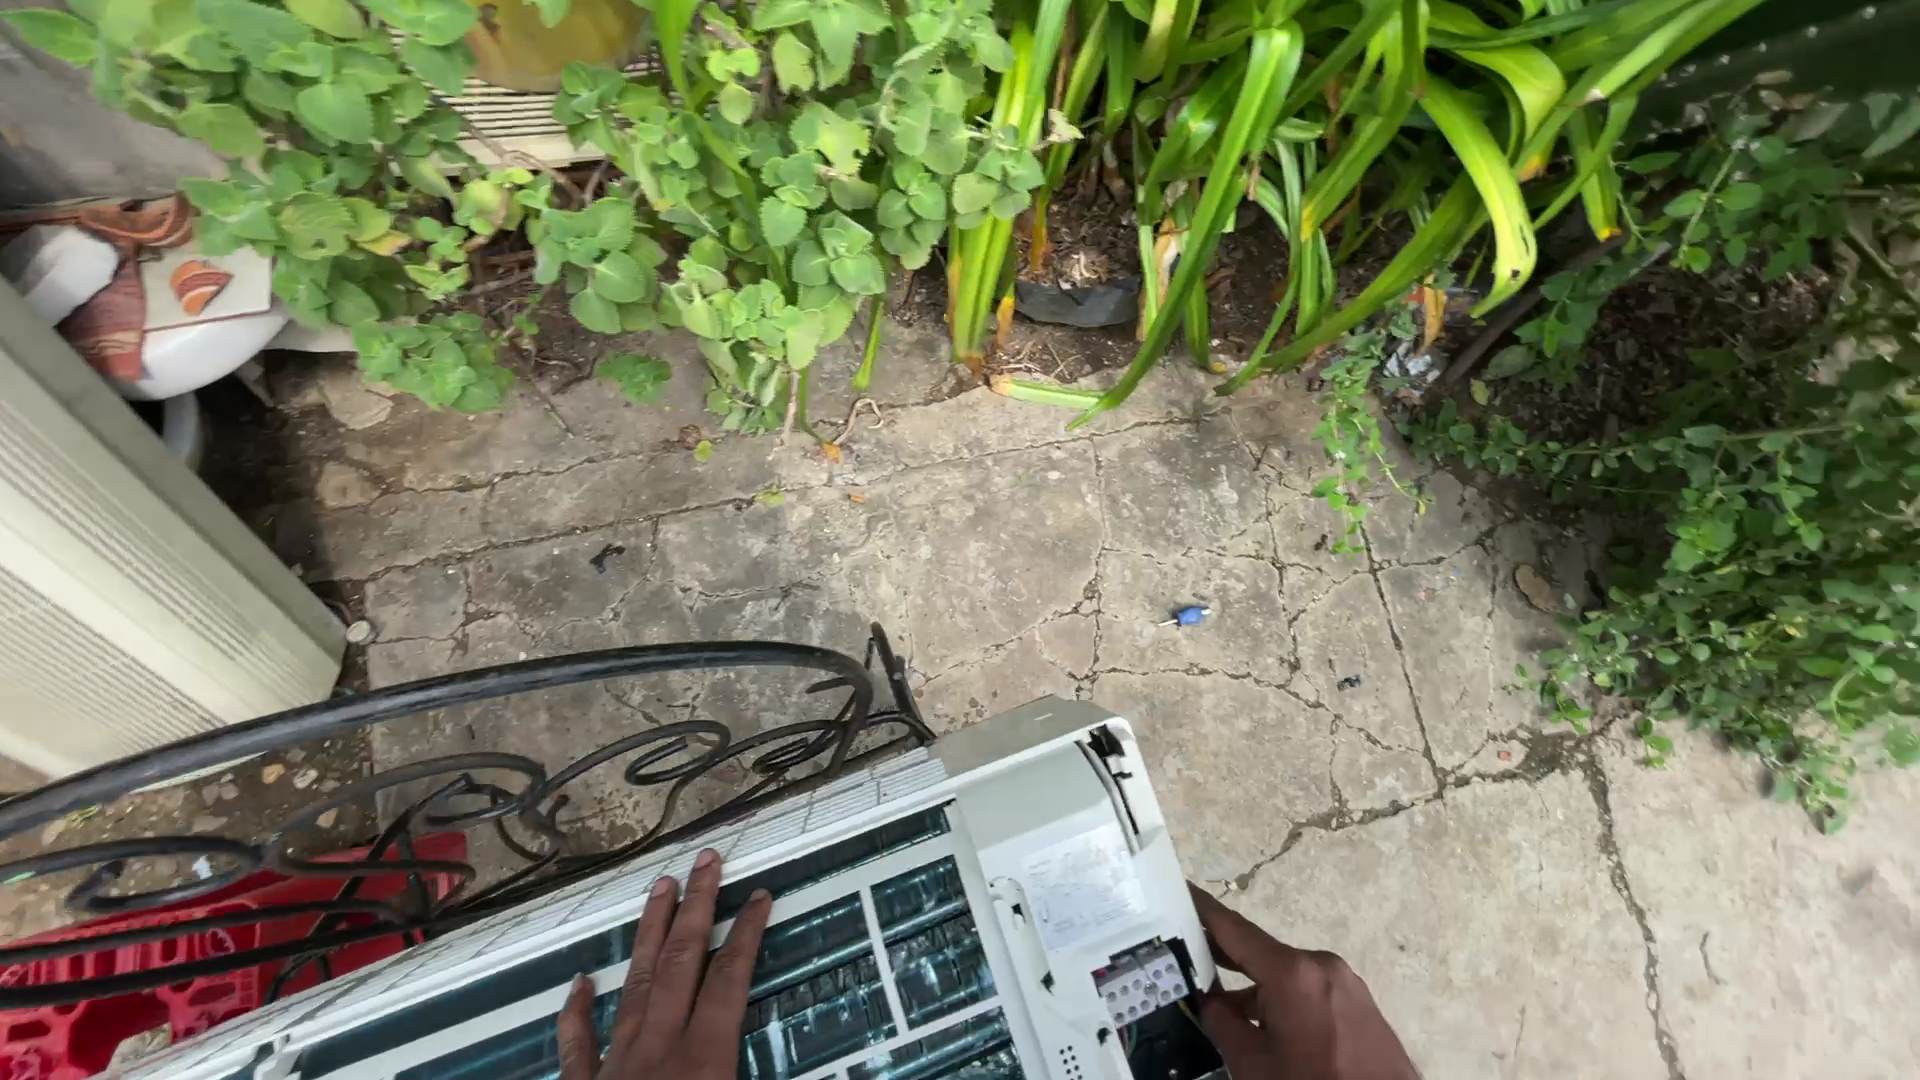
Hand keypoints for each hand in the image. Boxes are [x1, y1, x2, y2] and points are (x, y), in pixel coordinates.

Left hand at [558, 848, 771, 1079]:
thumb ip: (759, 1073)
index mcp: (703, 1059)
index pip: (729, 978)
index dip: (747, 933)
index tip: (760, 896)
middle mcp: (658, 1048)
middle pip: (681, 962)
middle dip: (697, 905)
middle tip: (706, 860)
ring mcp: (615, 1066)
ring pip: (635, 985)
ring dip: (650, 933)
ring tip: (661, 887)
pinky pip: (577, 1045)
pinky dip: (577, 1011)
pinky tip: (580, 982)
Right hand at [1189, 884, 1417, 1078]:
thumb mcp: (1252, 1065)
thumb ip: (1222, 1022)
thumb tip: (1207, 1000)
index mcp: (1291, 972)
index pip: (1234, 928)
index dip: (1202, 909)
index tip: (1178, 888)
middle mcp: (1320, 966)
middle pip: (1259, 951)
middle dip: (1223, 954)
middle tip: (1185, 951)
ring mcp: (1346, 986)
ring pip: (1285, 975)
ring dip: (1254, 987)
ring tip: (1221, 1005)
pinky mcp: (1362, 1008)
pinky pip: (1310, 992)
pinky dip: (1283, 1001)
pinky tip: (1264, 1025)